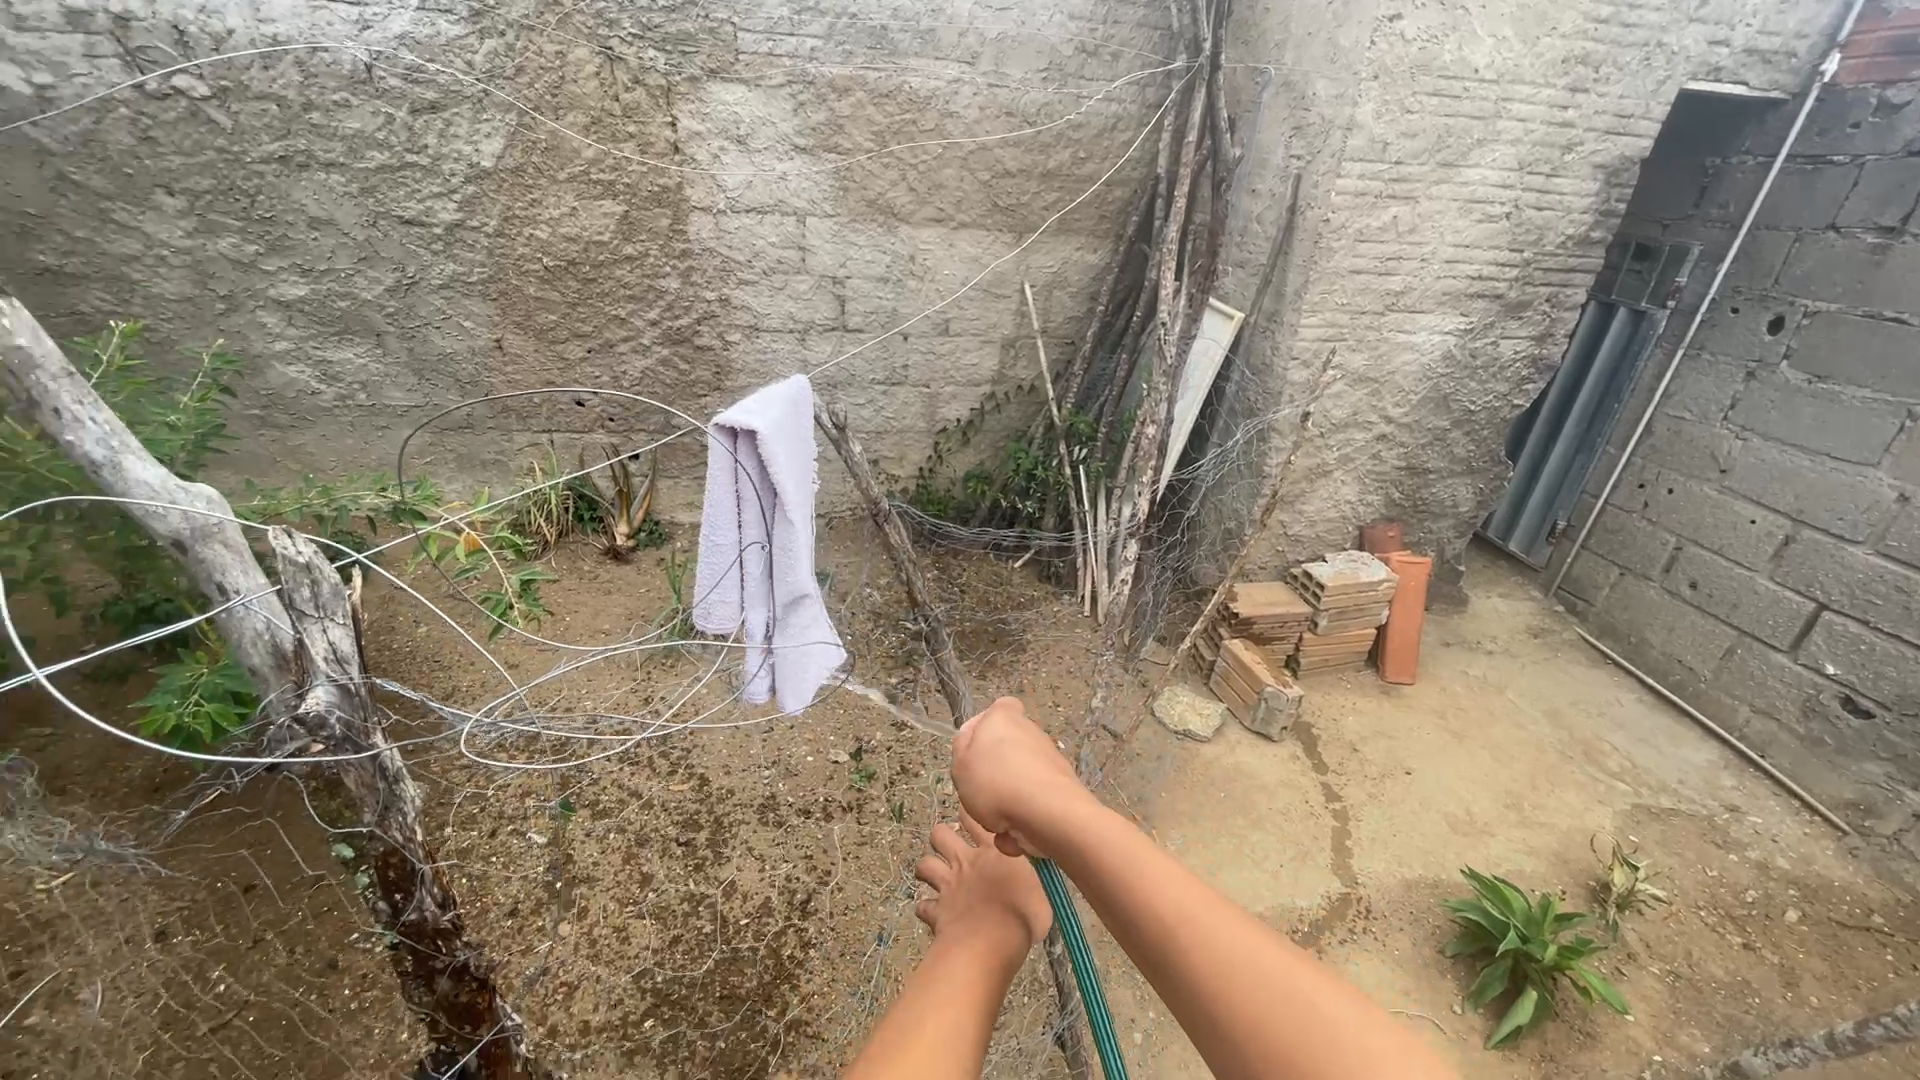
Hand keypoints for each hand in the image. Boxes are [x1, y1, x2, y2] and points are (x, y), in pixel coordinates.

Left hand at [913, 811, 1051, 954]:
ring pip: (924, 863)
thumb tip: (1031, 886)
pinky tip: (931, 912)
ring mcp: (948, 885)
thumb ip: (1029, 882)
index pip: (974, 819)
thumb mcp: (1040, 894)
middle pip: (940, 834)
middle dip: (941, 837)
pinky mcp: (936, 910)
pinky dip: (925, 908)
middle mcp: (966, 862)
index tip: (969, 813)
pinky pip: (922, 906)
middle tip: (949, 847)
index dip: (968, 813)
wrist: (993, 940)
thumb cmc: (1024, 915)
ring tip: (931, 875)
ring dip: (926, 868)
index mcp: (993, 852)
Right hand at [951, 697, 1090, 859]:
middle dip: (992, 773)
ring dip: (1005, 802)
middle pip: (1006, 749)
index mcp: (1005, 717)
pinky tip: (1013, 834)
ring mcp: (1049, 760)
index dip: (985, 726)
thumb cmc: (995, 782)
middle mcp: (1031, 732)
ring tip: (996, 821)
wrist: (1047, 813)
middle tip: (979, 792)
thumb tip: (971, 740)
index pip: (1000, 708)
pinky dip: (1021, 819)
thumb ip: (961, 748)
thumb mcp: (960, 764)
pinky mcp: (1060, 788)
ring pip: (1017, 780)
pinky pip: (1031, 803)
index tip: (974, 749)